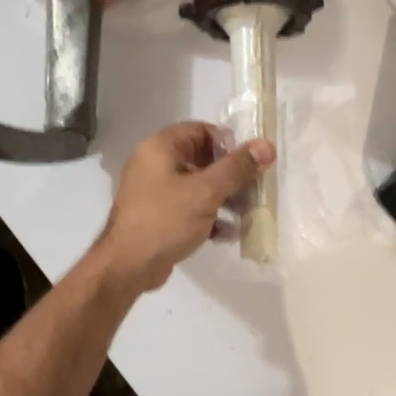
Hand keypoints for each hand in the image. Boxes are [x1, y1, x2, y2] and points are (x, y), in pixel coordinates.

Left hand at [91, 123, 274, 293]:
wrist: (128, 265)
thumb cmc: (166, 219)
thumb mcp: (207, 190)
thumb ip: (237, 167)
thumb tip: (267, 145)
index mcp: (160, 147)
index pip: (200, 130)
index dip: (228, 142)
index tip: (251, 161)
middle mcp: (153, 164)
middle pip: (200, 159)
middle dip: (229, 174)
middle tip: (254, 188)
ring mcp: (153, 191)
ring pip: (196, 186)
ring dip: (222, 197)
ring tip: (247, 212)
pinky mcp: (156, 216)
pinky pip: (187, 207)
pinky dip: (207, 216)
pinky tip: (227, 233)